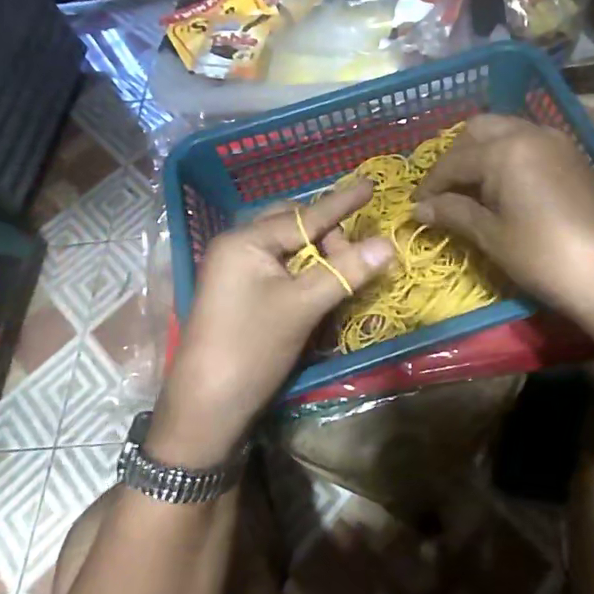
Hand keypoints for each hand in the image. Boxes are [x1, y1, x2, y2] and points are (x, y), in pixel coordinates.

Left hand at [147, 180, 395, 467]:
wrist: (205, 409)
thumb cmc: (251, 349)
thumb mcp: (302, 307)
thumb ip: (345, 271)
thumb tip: (388, 244)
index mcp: (245, 241)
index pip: (305, 216)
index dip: (341, 203)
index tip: (370, 184)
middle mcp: (237, 247)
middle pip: (294, 227)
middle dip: (328, 238)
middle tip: (356, 261)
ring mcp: (235, 272)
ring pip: (287, 249)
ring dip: (318, 258)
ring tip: (340, 278)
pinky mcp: (240, 295)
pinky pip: (279, 270)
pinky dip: (303, 276)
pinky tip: (319, 291)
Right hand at [414, 114, 593, 339]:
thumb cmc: (544, 255)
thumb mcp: (492, 236)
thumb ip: (454, 213)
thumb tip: (419, 209)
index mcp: (504, 148)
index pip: (453, 160)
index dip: (431, 185)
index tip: (415, 207)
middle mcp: (529, 132)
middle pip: (478, 130)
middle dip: (455, 157)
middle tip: (445, 191)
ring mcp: (556, 141)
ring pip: (506, 132)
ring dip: (482, 153)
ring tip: (471, 189)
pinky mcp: (573, 157)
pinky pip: (529, 144)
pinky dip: (508, 157)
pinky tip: (504, 188)